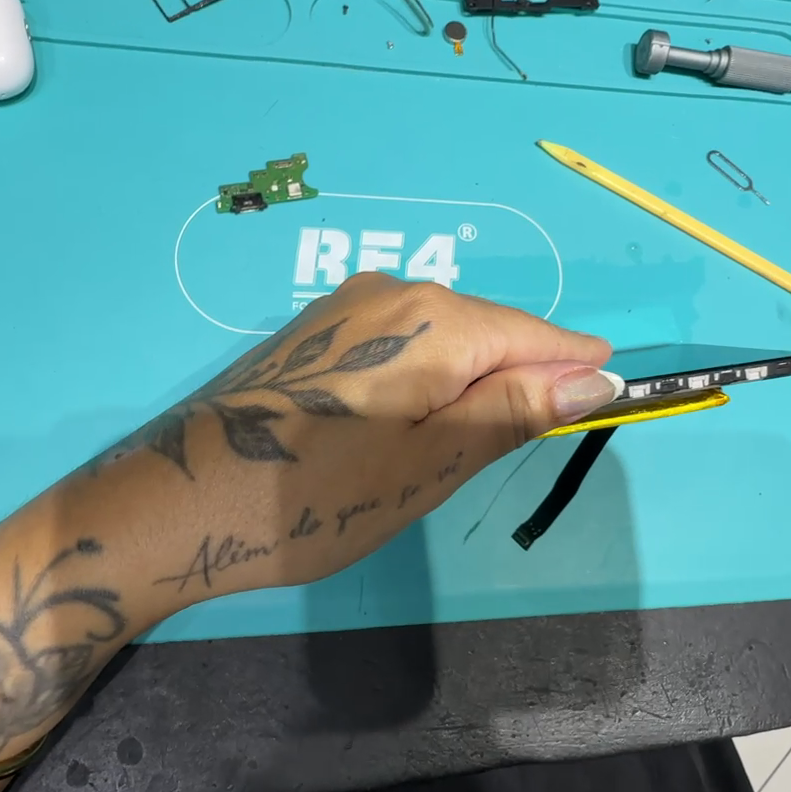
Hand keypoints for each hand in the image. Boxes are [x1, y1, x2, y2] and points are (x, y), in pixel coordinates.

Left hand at [88, 273, 617, 608]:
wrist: (177, 502)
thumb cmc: (318, 498)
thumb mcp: (433, 463)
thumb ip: (516, 410)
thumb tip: (597, 377)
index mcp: (434, 318)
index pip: (534, 334)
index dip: (575, 365)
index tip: (613, 391)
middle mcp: (393, 289)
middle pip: (489, 330)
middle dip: (519, 377)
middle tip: (518, 445)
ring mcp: (347, 304)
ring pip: (444, 336)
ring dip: (470, 381)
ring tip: (456, 445)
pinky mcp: (317, 328)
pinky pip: (401, 341)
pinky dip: (426, 377)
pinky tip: (406, 420)